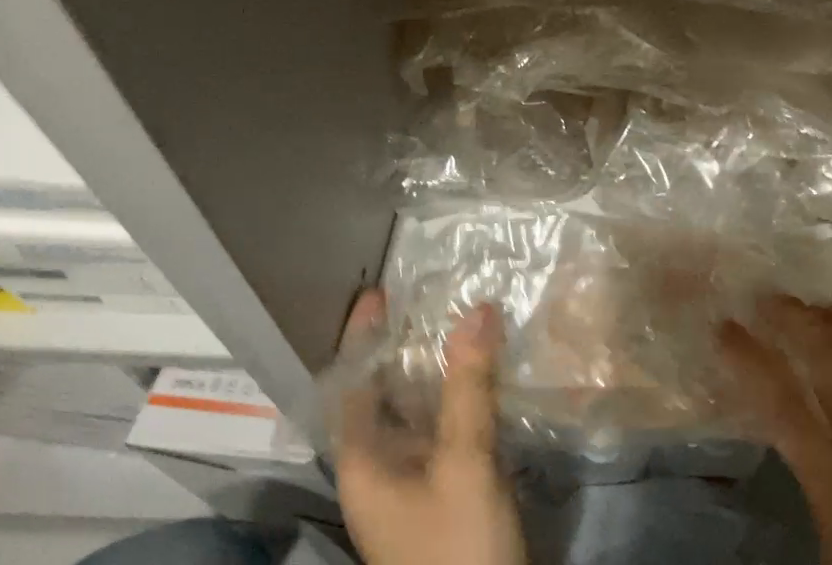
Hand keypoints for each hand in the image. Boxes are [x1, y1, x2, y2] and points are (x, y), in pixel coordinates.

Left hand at [335, 291, 526, 564]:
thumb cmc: (457, 543)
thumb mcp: (465, 461)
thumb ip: (470, 386)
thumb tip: (478, 308)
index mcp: (362, 461)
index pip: (350, 383)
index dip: (361, 336)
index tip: (379, 291)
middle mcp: (377, 470)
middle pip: (379, 396)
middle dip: (399, 347)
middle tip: (429, 297)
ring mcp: (408, 486)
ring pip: (412, 414)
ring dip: (430, 371)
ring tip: (457, 325)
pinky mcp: (439, 495)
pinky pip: (439, 431)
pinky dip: (453, 399)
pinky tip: (481, 382)